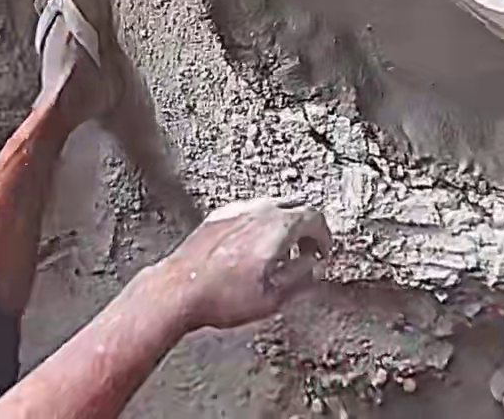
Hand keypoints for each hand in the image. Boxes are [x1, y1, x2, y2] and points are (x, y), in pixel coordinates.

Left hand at [156, 195, 332, 329]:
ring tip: (279, 254)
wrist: (179, 288)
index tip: (322, 253)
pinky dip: (262, 223)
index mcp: (279, 225)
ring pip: (274, 206)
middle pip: (297, 206)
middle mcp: (262, 209)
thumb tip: (315, 266)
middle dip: (306, 228)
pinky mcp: (221, 213)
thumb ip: (301, 278)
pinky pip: (251, 210)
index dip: (324, 236)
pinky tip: (252, 248)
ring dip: (285, 224)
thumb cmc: (224, 296)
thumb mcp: (272, 298)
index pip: (314, 217)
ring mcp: (240, 207)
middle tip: (306, 252)